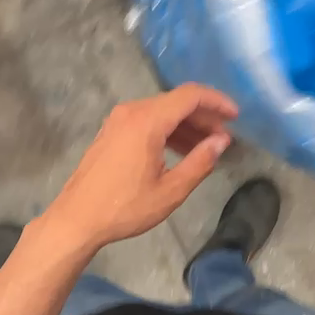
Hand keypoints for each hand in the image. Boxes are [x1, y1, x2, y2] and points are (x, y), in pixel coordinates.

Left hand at [39, 84, 236, 254]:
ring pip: (161, 112)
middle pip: (176, 102)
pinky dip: (168, 131)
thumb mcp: (170, 190)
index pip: (190, 96)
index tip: (236, 117)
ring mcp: (118, 121)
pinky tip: (180, 151)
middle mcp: (132, 112)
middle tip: (224, 138)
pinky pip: (146, 121)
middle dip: (204, 116)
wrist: (78, 219)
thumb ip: (200, 162)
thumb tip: (221, 141)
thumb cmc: (126, 208)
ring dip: (186, 125)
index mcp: (147, 121)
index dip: (217, 102)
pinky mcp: (111, 132)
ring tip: (206, 147)